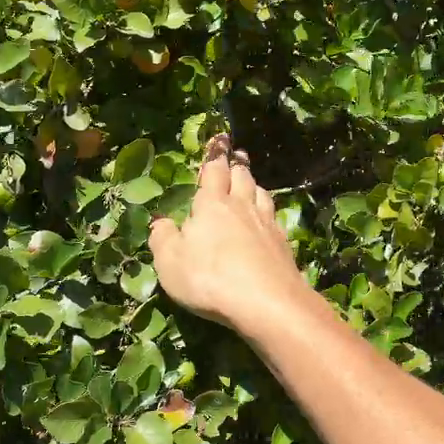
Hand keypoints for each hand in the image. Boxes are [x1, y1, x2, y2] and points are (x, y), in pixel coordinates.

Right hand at [149, 136, 312, 334]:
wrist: (266, 302)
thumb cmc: (209, 279)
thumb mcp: (170, 262)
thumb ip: (163, 238)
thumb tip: (161, 221)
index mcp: (212, 204)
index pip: (214, 171)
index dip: (215, 154)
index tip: (220, 141)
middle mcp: (242, 206)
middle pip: (241, 176)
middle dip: (236, 165)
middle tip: (236, 157)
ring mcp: (266, 223)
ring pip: (261, 193)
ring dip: (253, 184)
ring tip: (250, 183)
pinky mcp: (282, 242)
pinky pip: (273, 216)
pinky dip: (267, 210)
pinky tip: (266, 218)